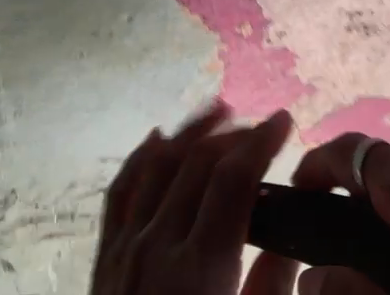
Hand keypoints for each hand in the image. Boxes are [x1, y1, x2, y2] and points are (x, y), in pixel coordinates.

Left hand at [93, 102, 298, 294]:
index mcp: (199, 269)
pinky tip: (156, 140)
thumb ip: (270, 293)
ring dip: (190, 133)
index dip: (261, 143)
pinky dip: (142, 157)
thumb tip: (284, 250)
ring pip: (156, 164)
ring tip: (219, 113)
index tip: (286, 121)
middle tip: (262, 125)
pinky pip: (121, 190)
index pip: (232, 181)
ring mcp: (124, 248)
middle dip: (234, 134)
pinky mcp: (104, 258)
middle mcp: (156, 245)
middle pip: (197, 164)